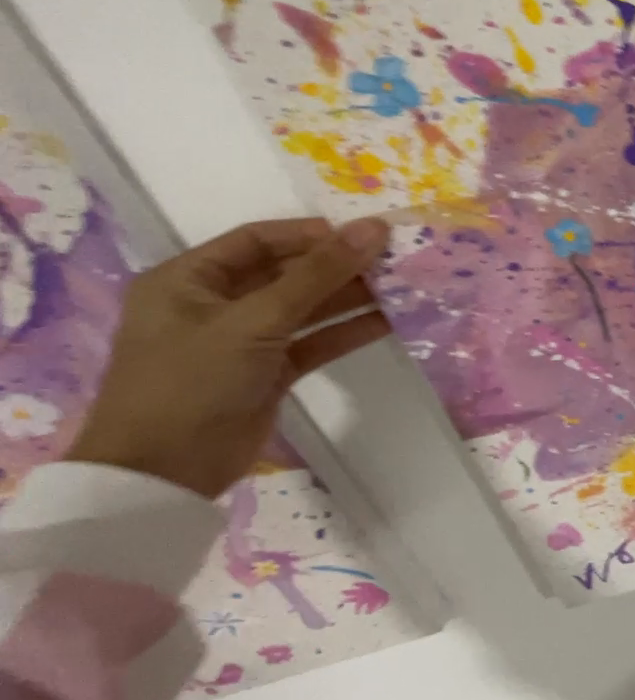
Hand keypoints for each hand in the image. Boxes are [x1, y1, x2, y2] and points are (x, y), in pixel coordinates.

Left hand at [66, 217, 392, 497]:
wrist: (165, 472)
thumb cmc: (193, 380)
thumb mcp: (256, 320)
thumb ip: (319, 274)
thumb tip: (375, 228)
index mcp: (189, 280)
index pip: (259, 240)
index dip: (313, 234)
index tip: (365, 234)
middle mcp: (216, 303)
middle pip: (289, 272)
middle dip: (341, 265)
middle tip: (395, 259)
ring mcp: (245, 339)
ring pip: (308, 306)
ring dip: (353, 296)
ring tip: (404, 286)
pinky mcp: (270, 370)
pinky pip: (316, 339)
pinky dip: (350, 330)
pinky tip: (391, 321)